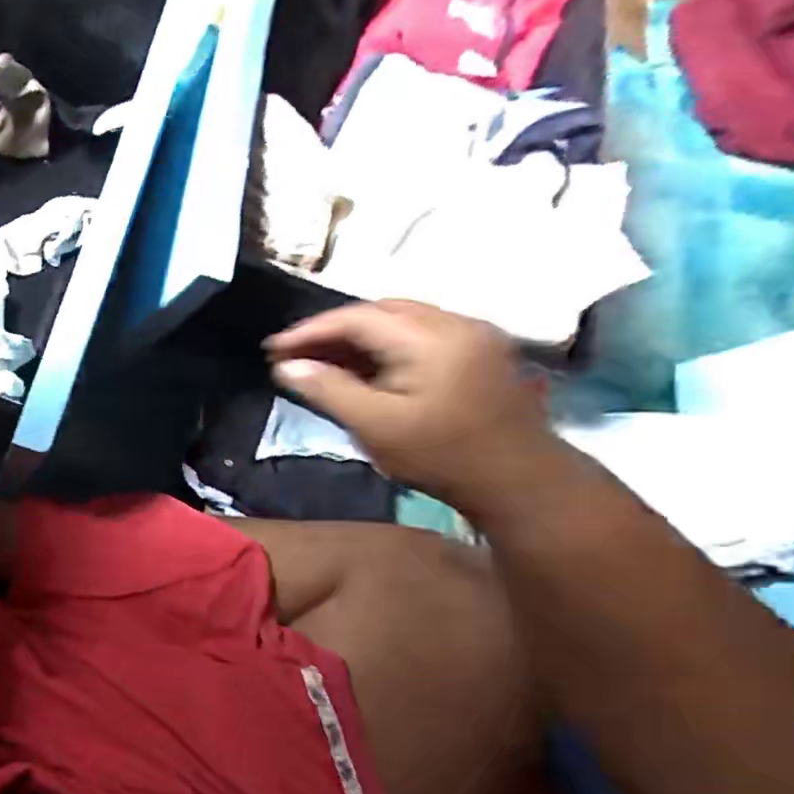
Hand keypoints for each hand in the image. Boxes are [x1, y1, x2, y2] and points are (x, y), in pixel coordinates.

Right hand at [265, 299, 566, 509]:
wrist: (520, 482)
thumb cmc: (441, 456)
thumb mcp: (375, 426)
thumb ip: (329, 390)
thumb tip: (286, 366)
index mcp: (431, 338)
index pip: (358, 317)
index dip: (310, 330)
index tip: (273, 348)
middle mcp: (455, 323)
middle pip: (380, 312)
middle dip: (331, 329)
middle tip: (293, 353)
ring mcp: (472, 335)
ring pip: (400, 321)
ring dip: (356, 337)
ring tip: (319, 360)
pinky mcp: (478, 352)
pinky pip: (419, 335)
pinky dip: (383, 346)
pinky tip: (361, 368)